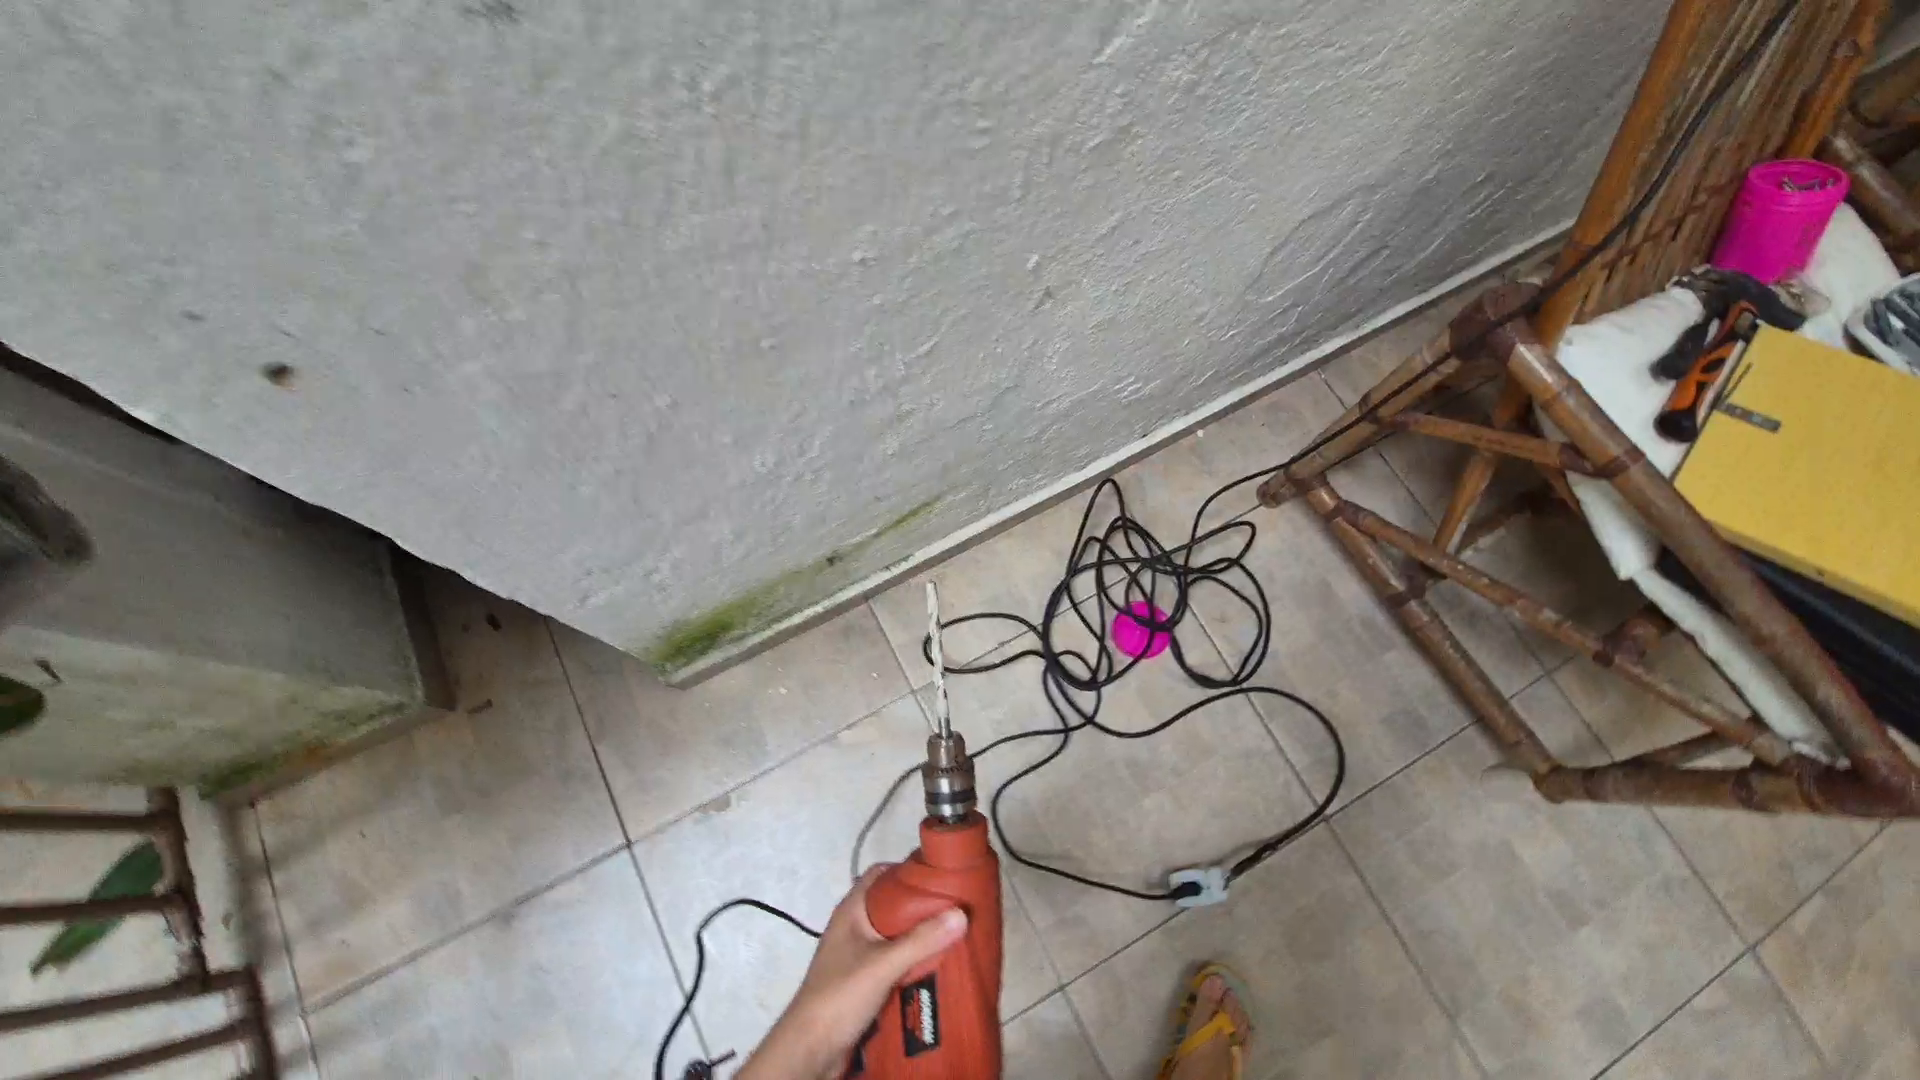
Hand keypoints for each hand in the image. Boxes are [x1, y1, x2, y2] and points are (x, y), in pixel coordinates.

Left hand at [738, 865, 968, 1079]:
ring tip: (954, 936)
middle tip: (956, 908)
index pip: (881, 874)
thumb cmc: (840, 995)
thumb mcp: (883, 964)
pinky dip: (914, 962)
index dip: (908, 870)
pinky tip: (938, 968)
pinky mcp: (865, 982)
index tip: (940, 876)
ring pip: (896, 936)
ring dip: (920, 937)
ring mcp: (859, 955)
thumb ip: (920, 940)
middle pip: (893, 906)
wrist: (810, 1050)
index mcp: (852, 910)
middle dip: (922, 907)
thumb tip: (961, 913)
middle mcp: (855, 927)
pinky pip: (895, 962)